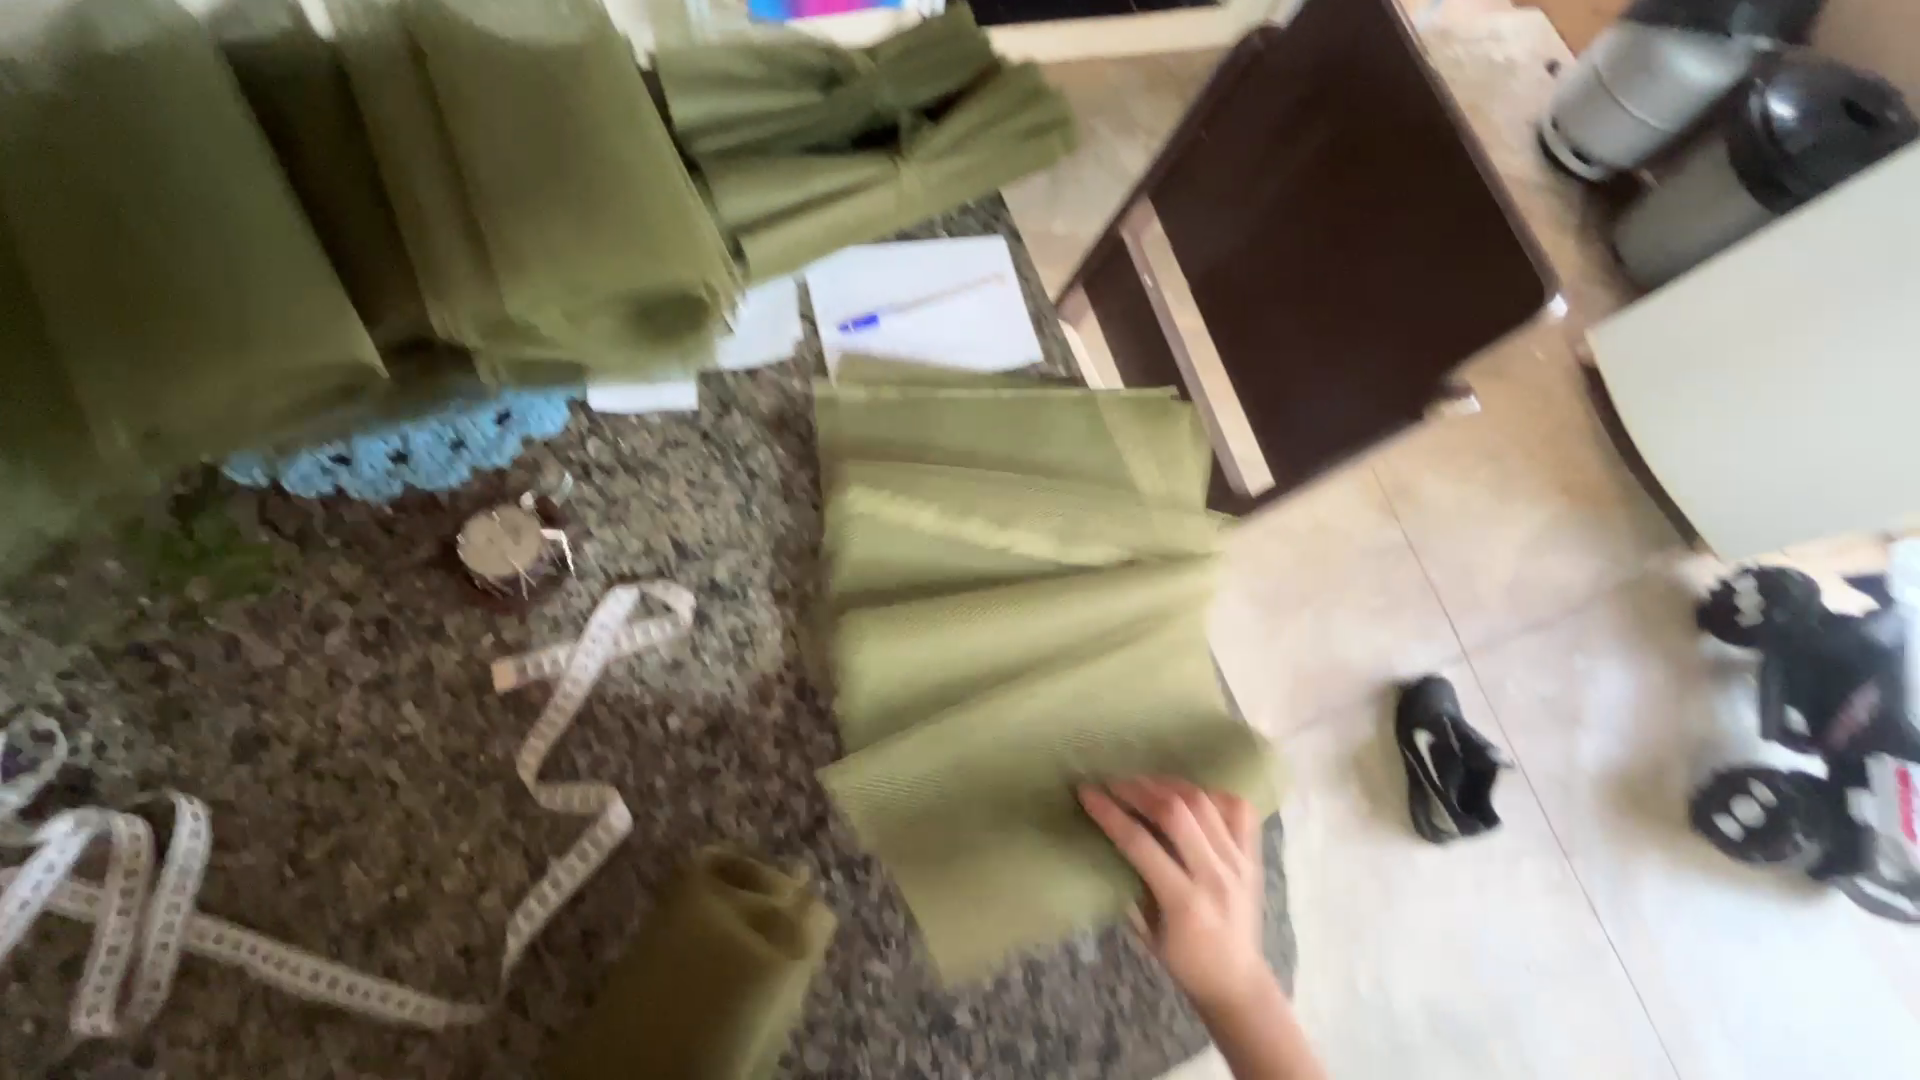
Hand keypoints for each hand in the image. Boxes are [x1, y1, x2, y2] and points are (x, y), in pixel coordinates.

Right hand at [1079, 777, 1273, 1011]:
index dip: (1109, 813)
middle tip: (1114, 782)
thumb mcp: (1146, 932)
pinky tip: (1189, 794)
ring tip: (1144, 782)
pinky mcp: (1255, 857)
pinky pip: (1237, 809)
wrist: (1239, 981)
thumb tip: (1111, 836)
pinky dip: (1211, 793)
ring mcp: (1240, 863)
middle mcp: (1215, 876)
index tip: (1087, 792)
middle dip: (1138, 789)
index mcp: (1184, 902)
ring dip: (1167, 784)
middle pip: (1175, 812)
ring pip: (1203, 802)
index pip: (1140, 842)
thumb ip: (1131, 885)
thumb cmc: (1185, 961)